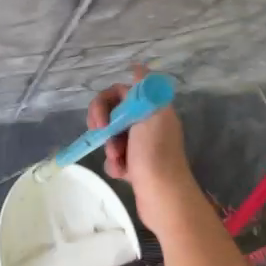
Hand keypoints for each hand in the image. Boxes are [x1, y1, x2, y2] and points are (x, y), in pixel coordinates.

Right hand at [87, 67, 200, 233]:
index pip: (122, 92)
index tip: (101, 118)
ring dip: (110, 148)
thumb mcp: (150, 114)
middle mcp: (148, 124)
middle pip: (114, 114)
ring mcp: (142, 146)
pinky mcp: (137, 166)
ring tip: (119, 161)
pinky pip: (116, 158)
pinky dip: (116, 165)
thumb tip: (138, 67)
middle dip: (105, 127)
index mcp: (154, 109)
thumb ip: (144, 89)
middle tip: (101, 136)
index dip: (106, 101)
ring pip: (112, 138)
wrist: (163, 198)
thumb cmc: (155, 154)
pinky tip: (123, 174)